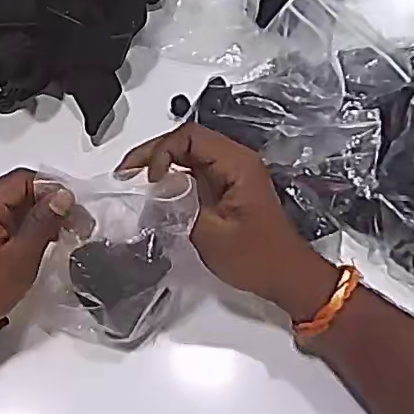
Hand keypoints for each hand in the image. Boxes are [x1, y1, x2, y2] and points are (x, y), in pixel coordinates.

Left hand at [0, 168, 72, 358]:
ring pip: (19, 205)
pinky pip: (11, 220)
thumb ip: (43, 223)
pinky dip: (31, 228)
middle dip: (52, 204)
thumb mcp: (20, 257)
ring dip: (44, 216)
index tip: (75, 210)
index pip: (25, 179)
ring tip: (67, 234)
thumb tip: (63, 197)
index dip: (54, 191)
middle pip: (22, 189)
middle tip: (77, 223)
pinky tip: (47, 242)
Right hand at [117, 124, 335, 319]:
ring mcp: (229, 173)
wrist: (287, 277)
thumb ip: (178, 208)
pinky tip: (153, 191)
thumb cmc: (259, 258)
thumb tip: (151, 194)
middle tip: (126, 172)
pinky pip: (190, 170)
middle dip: (152, 153)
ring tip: (133, 180)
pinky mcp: (223, 187)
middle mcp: (234, 161)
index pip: (189, 136)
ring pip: (184, 153)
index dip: (161, 152)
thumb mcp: (212, 234)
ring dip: (157, 163)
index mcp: (237, 165)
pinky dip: (168, 176)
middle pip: (184, 140)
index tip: (150, 180)